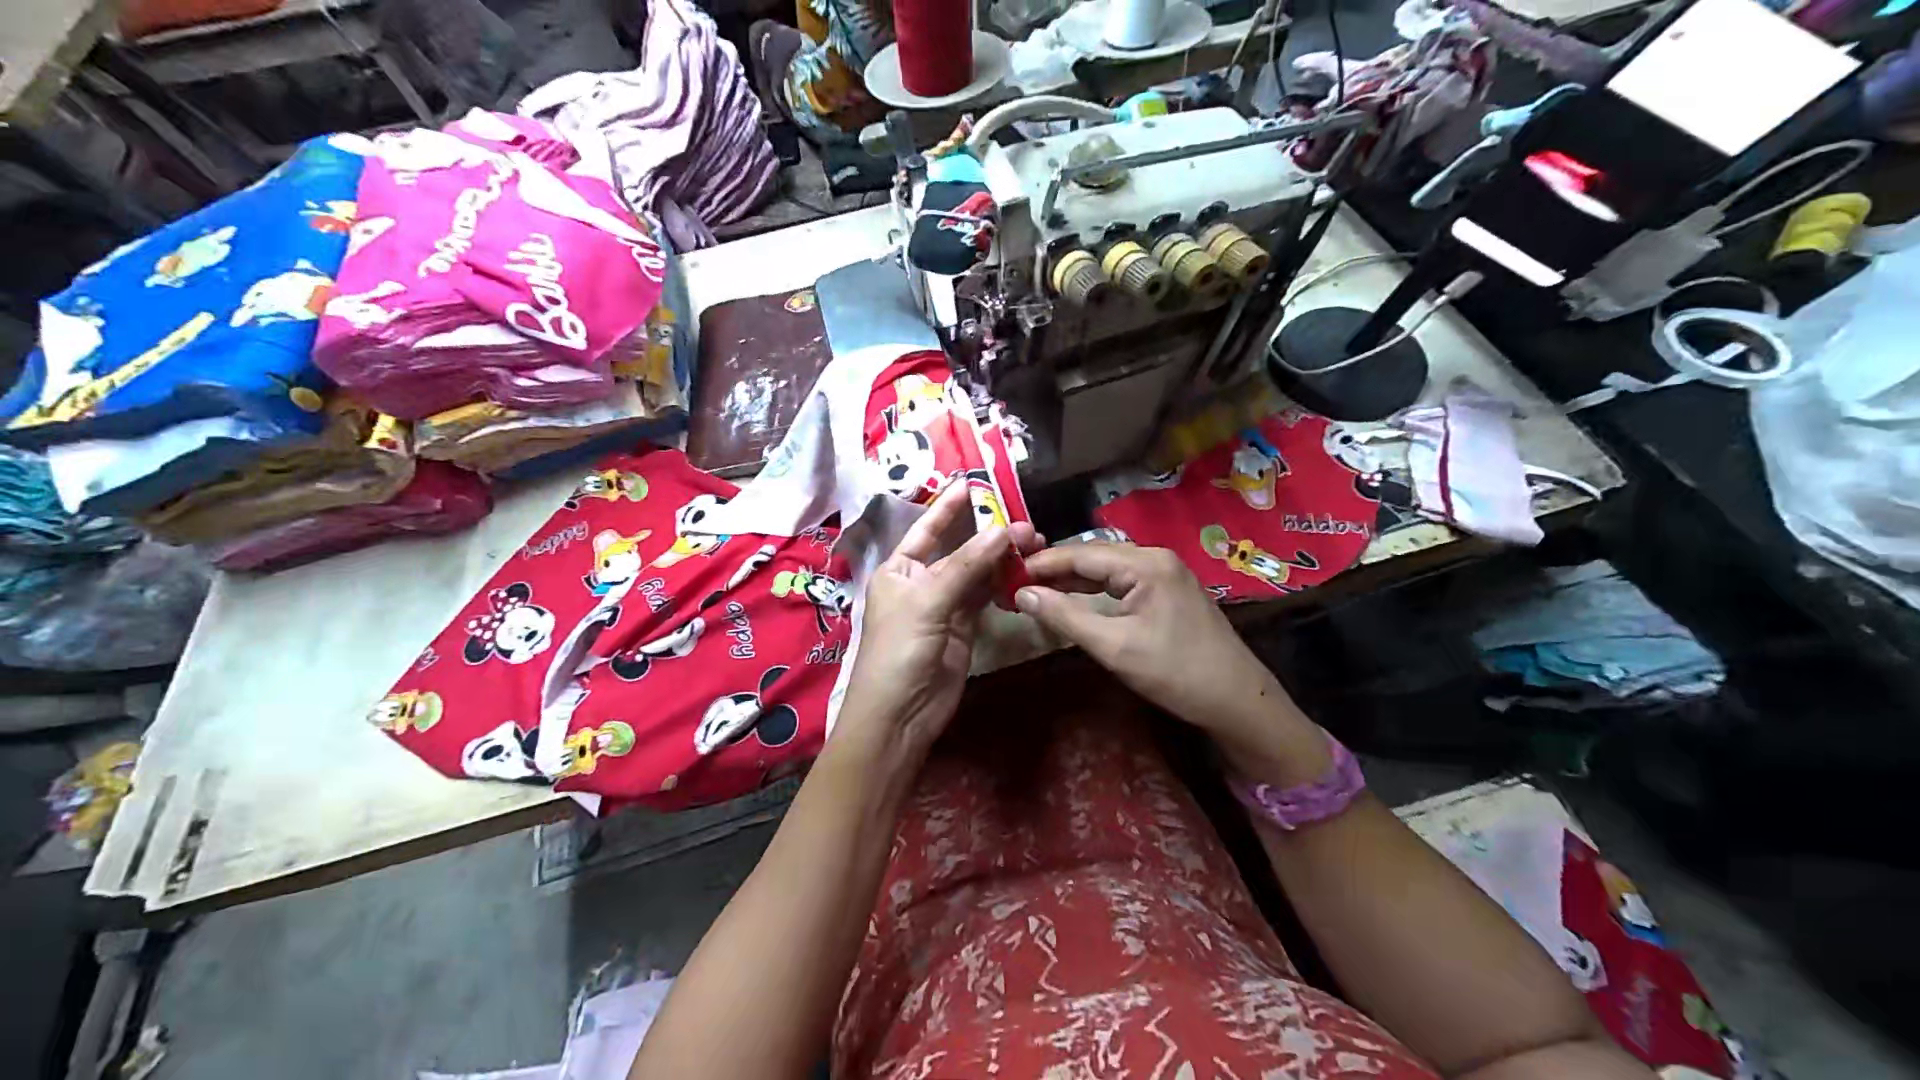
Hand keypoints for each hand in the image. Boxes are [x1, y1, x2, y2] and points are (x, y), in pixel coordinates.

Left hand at [839, 483, 1043, 761]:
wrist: (900, 714)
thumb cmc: (899, 650)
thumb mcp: (928, 601)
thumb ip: (966, 566)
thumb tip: (1003, 529)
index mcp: (899, 569)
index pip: (927, 530)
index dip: (948, 507)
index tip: (972, 484)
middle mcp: (921, 582)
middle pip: (959, 550)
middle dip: (989, 535)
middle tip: (1028, 525)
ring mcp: (944, 606)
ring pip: (977, 574)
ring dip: (1002, 560)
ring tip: (1036, 544)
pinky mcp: (964, 628)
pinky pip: (985, 598)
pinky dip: (1003, 584)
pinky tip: (1024, 571)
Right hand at [1014, 543, 1329, 782]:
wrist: (1237, 700)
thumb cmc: (1175, 672)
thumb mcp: (1114, 647)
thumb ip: (1065, 616)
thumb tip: (1022, 593)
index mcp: (1145, 563)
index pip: (1081, 553)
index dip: (1042, 563)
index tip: (1007, 574)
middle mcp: (1155, 558)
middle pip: (1093, 556)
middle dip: (1054, 570)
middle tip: (1016, 584)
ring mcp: (1165, 573)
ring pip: (1106, 569)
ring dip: (1072, 581)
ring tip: (1035, 593)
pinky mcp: (1168, 591)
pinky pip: (1121, 581)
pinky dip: (1094, 591)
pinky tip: (1072, 601)